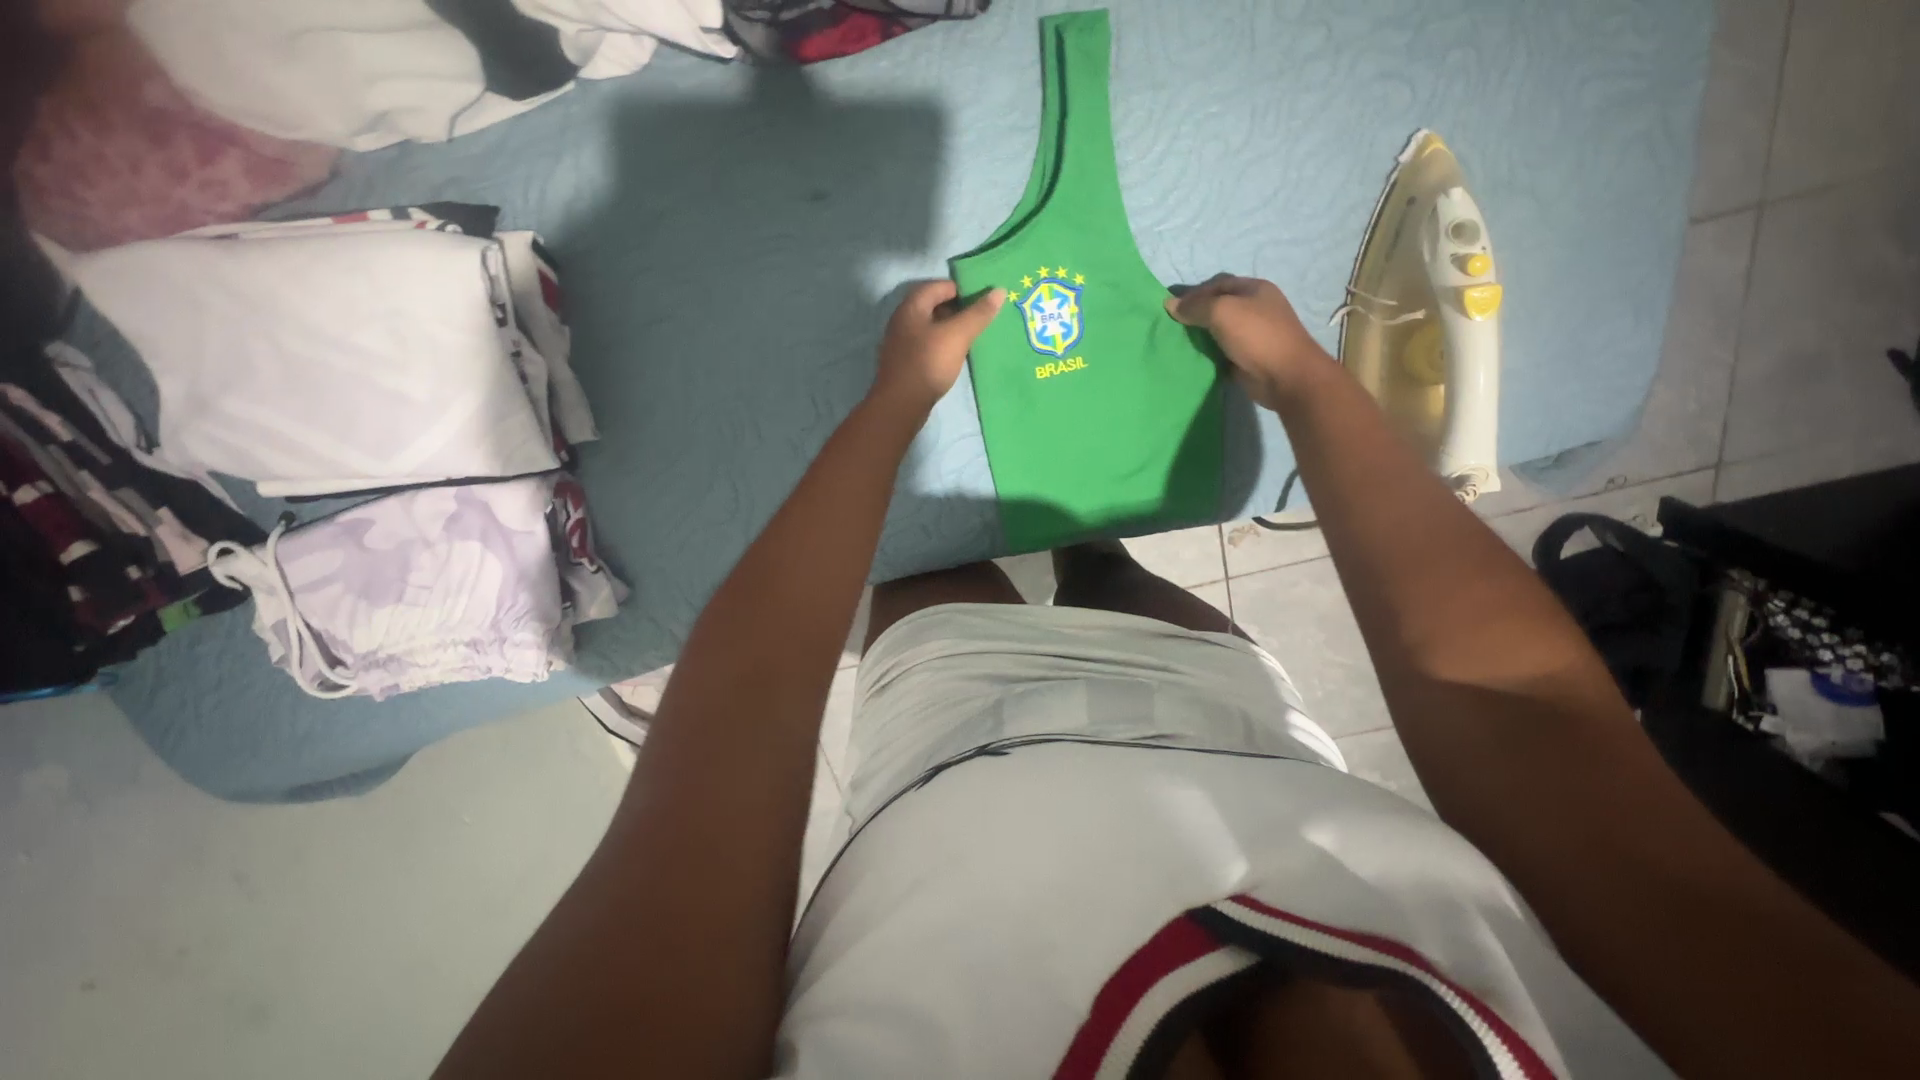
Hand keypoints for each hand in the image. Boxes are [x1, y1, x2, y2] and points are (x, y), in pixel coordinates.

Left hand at [870, 281, 1004, 412]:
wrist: (900, 405)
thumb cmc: (928, 364)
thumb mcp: (957, 336)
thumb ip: (978, 314)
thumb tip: (999, 290)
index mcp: (911, 307)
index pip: (940, 286)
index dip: (963, 289)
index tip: (984, 301)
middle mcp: (903, 320)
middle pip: (934, 305)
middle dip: (959, 309)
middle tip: (982, 318)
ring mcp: (902, 342)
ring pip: (931, 326)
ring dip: (951, 328)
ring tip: (973, 336)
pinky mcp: (905, 361)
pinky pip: (927, 344)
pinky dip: (943, 344)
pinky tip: (956, 354)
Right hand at [1166, 274, 1333, 409]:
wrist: (1285, 376)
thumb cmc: (1256, 336)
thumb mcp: (1222, 311)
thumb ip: (1195, 306)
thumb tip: (1170, 304)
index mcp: (1254, 289)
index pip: (1218, 284)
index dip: (1194, 293)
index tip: (1171, 308)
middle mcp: (1255, 308)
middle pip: (1218, 306)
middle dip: (1195, 314)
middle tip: (1172, 326)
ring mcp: (1253, 334)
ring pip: (1218, 330)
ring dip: (1200, 335)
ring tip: (1177, 342)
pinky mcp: (1247, 357)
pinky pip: (1221, 351)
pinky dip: (1207, 353)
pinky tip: (1191, 357)